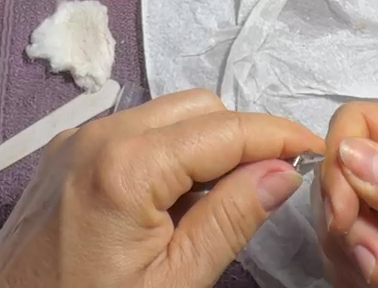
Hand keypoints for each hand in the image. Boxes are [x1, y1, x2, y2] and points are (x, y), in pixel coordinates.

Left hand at [0, 89, 321, 287]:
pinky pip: (133, 129)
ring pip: (166, 113)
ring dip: (204, 142)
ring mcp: (77, 139)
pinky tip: (174, 199)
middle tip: (271, 181)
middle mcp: (101, 134)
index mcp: (128, 164)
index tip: (314, 149)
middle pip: (197, 108)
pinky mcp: (63, 153)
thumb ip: (230, 219)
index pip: (225, 130)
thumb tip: (281, 172)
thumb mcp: (172, 287)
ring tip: (223, 197)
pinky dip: (166, 149)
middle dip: (240, 136)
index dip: (277, 136)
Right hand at [317, 102, 377, 287]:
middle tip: (373, 260)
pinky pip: (339, 251)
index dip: (340, 157)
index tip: (346, 209)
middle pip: (337, 169)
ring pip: (332, 212)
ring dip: (346, 248)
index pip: (359, 121)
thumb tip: (350, 149)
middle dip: (343, 215)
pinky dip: (347, 270)